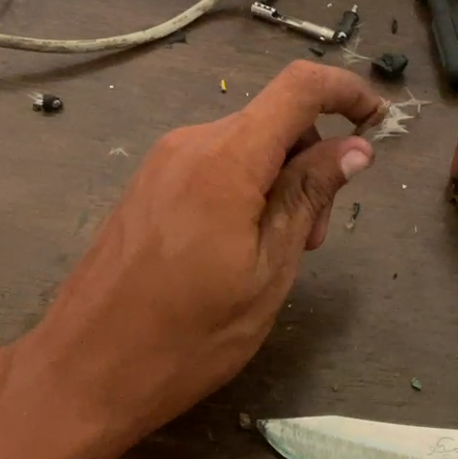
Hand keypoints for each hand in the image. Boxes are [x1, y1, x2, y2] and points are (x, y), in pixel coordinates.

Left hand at [29, 60, 384, 439]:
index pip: (299, 87)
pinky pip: (216, 162)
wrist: (80, 371)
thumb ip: (309, 197)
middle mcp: (193, 140)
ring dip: (279, 181)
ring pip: (247, 144)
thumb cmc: (185, 336)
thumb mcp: (267, 272)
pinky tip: (238, 245)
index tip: (377, 121)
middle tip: (316, 237)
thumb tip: (354, 147)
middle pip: (276, 121)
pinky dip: (245, 187)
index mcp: (227, 157)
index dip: (346, 90)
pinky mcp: (150, 180)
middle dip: (312, 163)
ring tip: (274, 254)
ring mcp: (165, 158)